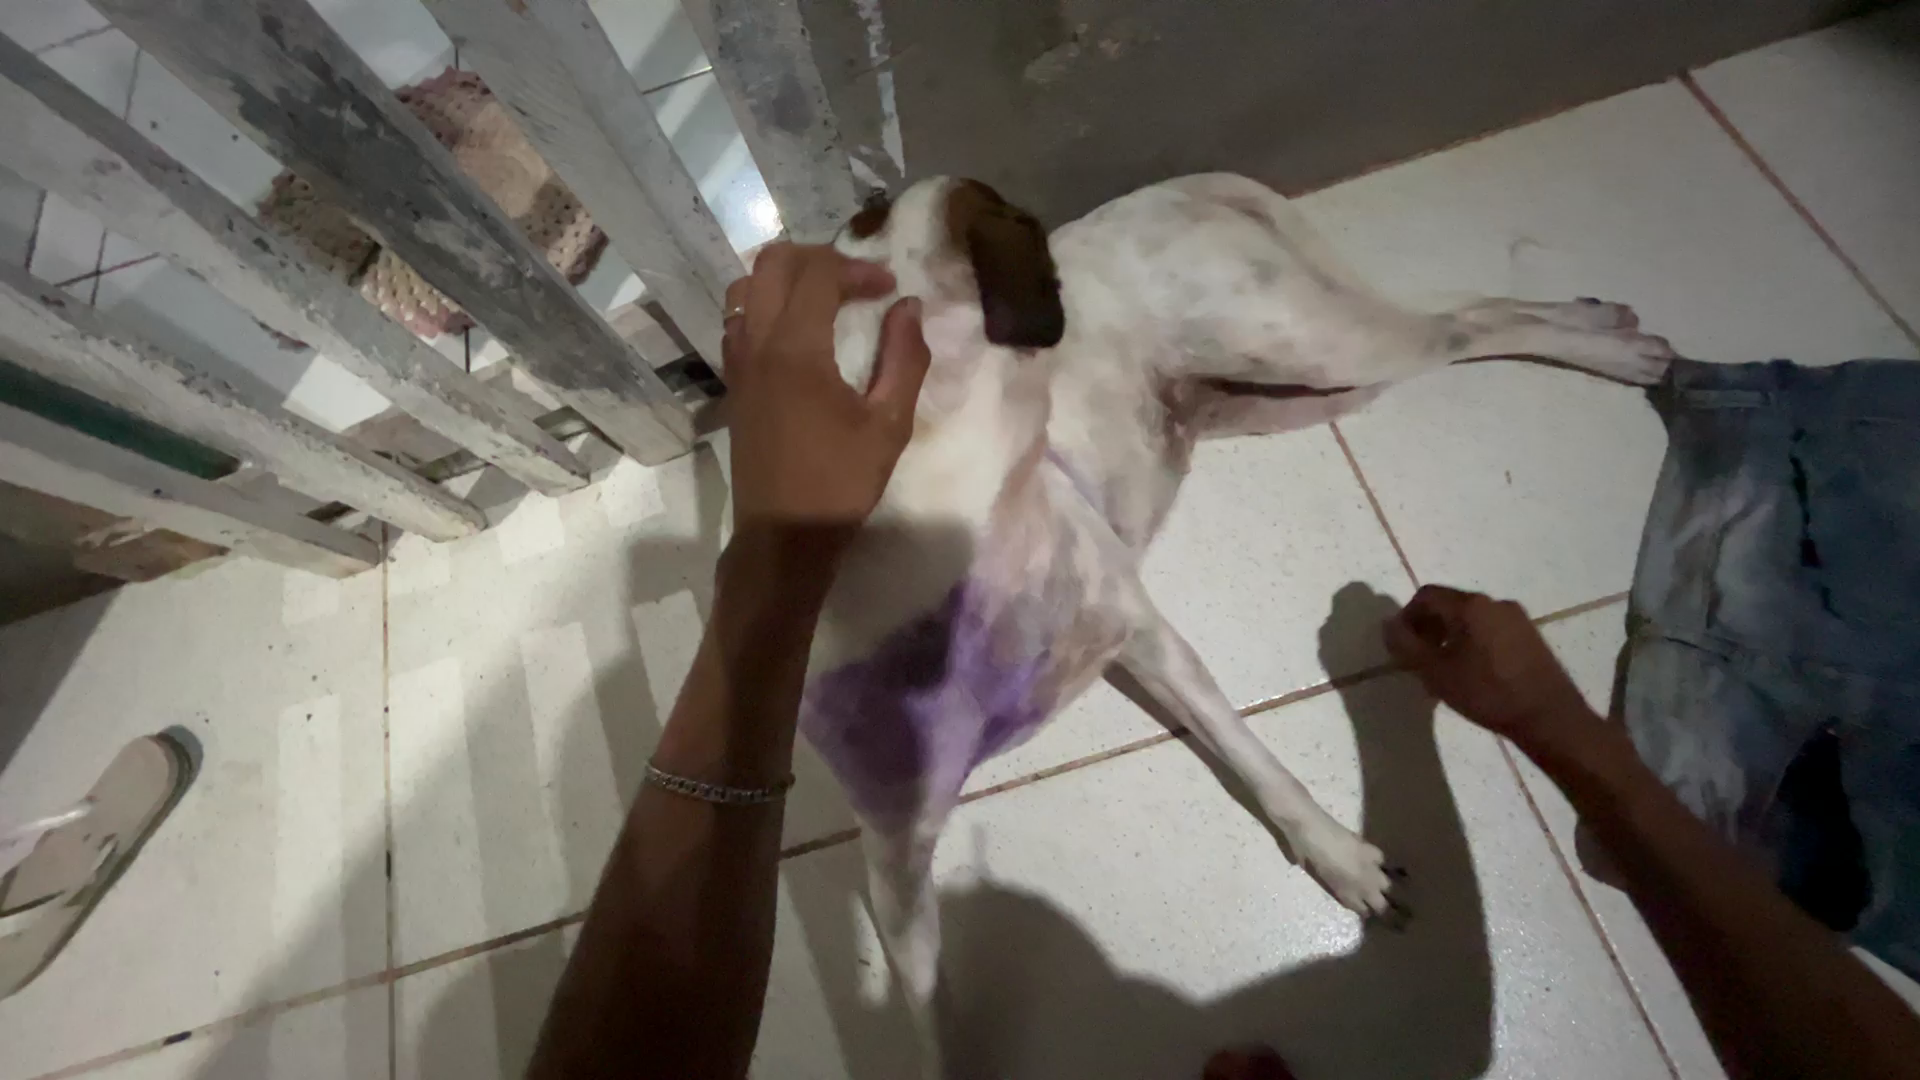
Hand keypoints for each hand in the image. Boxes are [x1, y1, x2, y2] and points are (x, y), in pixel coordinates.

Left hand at [722, 242, 930, 541]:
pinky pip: (738, 319)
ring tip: (825, 298)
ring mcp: (737, 363)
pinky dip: (765, 305)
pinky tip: (796, 332)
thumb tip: (909, 308)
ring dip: (786, 278)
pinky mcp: (732, 383)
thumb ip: (905, 359)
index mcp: (796, 350)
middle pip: (773, 264)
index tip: (889, 289)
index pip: (818, 274)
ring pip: (745, 287)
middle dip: (819, 258)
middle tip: (857, 282)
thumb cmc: (841, 483)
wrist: (783, 534)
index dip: (858, 268)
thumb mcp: (889, 425)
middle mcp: (757, 344)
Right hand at [1381, 584, 1601, 753]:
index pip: (1425, 596)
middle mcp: (1494, 603)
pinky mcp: (1530, 636)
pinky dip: (1471, 642)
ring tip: (1443, 668)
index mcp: (1470, 605)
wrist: (1550, 718)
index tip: (1401, 645)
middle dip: (1427, 628)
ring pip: (1468, 619)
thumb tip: (1389, 624)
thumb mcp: (1433, 670)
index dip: (1406, 617)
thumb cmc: (1486, 691)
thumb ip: (1404, 643)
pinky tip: (1471, 671)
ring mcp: (1517, 618)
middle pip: (1448, 605)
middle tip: (1419, 658)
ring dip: (1448, 637)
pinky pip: (1489, 629)